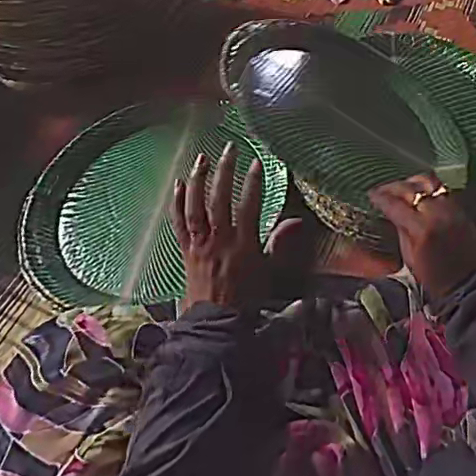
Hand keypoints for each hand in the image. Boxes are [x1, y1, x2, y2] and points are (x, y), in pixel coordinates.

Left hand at [171, 143, 267, 310]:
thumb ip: (281, 244)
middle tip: (229, 149)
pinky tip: (179, 185)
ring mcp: (200, 243)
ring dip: (199, 180)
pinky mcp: (186, 250)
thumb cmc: (246, 298)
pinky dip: (178, 203)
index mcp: (242, 244)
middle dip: (225, 171)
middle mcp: (219, 239)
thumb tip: (297, 221)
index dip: (253, 182)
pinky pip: (179, 223)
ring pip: (196, 206)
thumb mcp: (269, 272)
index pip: (249, 205)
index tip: (257, 162)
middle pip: (220, 199)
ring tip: (202, 158)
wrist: (214, 325)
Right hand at [368, 176, 475, 297]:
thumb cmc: (436, 277)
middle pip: (410, 188)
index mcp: (421, 228)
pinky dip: (427, 186)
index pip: (396, 204)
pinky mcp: (459, 207)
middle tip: (383, 190)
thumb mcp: (410, 258)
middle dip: (393, 187)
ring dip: (411, 182)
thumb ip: (401, 231)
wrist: (469, 282)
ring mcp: (450, 207)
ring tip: (401, 188)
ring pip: (427, 181)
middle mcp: (436, 212)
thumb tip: (392, 213)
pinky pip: (440, 187)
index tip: (372, 195)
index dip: (381, 198)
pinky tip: (419, 191)